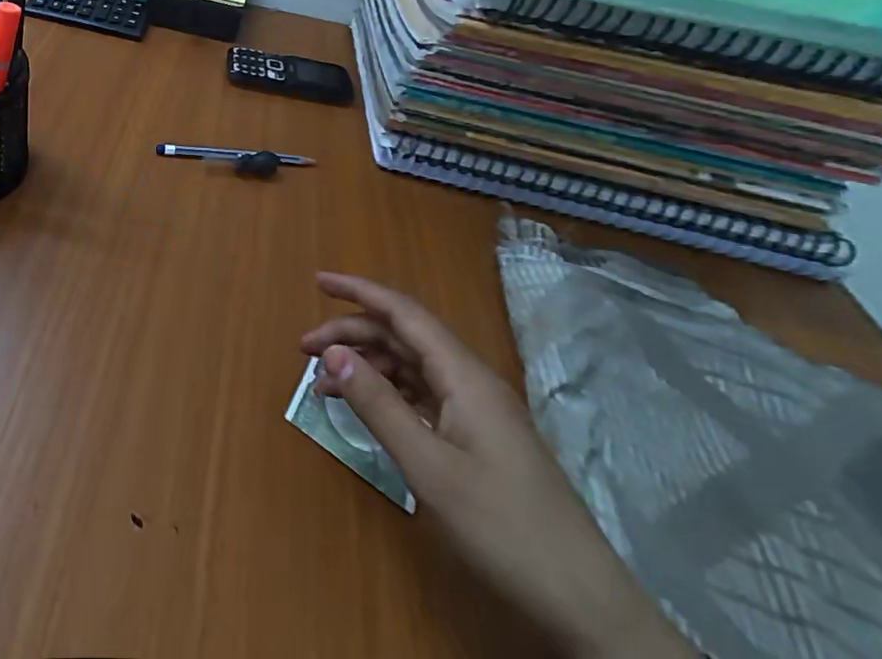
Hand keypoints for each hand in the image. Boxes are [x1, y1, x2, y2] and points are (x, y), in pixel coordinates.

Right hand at [301, 273, 694, 658]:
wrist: (579, 599)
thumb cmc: (501, 525)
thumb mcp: (427, 464)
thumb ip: (377, 404)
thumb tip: (332, 352)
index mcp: (465, 378)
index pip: (405, 314)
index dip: (360, 291)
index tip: (317, 281)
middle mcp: (471, 384)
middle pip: (402, 338)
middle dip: (350, 334)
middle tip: (302, 351)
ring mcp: (475, 412)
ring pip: (408, 367)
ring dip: (363, 366)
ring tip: (322, 384)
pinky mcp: (474, 438)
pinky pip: (418, 396)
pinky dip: (382, 393)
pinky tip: (358, 408)